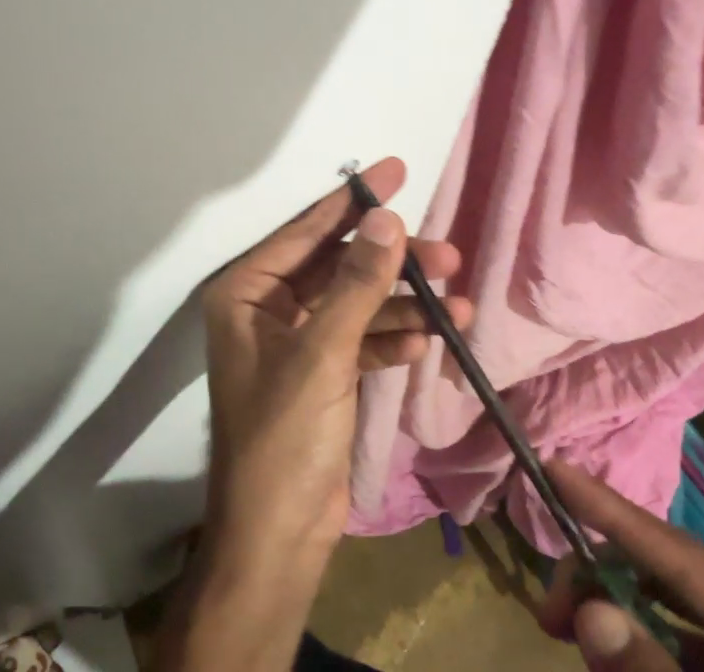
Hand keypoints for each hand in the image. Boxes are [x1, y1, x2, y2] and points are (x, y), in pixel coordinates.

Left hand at [157, 157, 472, 670]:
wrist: (279, 535)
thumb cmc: (284, 437)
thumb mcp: (322, 353)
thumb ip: (357, 284)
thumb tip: (387, 219)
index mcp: (246, 294)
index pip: (306, 232)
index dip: (353, 201)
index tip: (397, 168)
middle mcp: (267, 310)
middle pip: (339, 267)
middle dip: (392, 262)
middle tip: (446, 255)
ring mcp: (296, 344)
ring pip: (358, 304)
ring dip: (404, 304)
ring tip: (457, 302)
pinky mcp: (322, 376)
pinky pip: (363, 341)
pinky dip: (394, 339)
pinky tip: (430, 340)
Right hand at [537, 461, 703, 670]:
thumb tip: (586, 609)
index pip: (689, 563)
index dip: (616, 514)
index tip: (555, 470)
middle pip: (684, 583)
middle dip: (608, 580)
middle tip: (547, 611)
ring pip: (685, 621)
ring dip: (625, 617)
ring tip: (570, 631)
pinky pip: (697, 656)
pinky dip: (653, 653)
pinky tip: (621, 660)